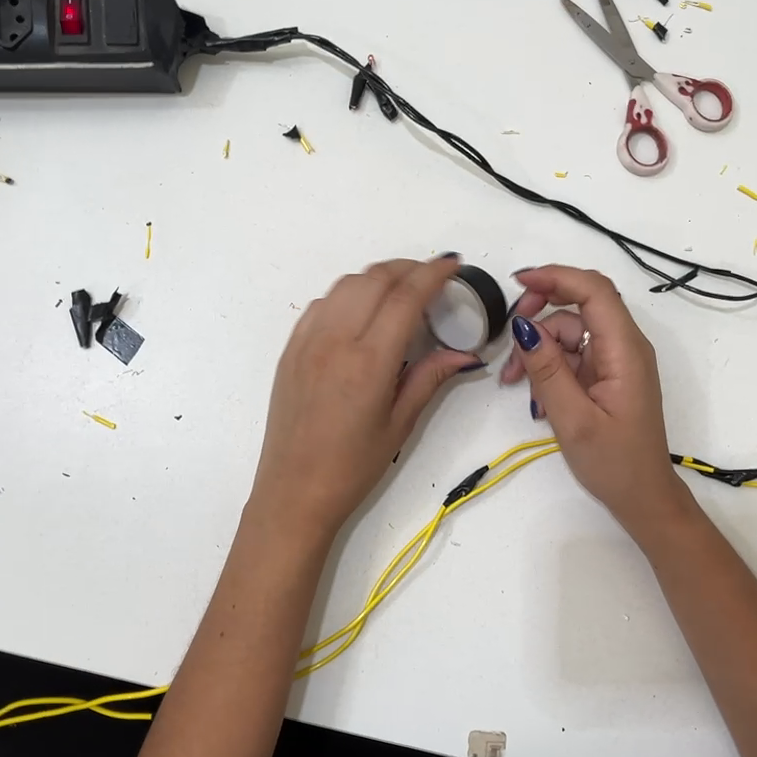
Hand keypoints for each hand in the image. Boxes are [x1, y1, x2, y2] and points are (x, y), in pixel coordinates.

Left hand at [247, 256, 481, 544]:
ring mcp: (307, 341)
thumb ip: (430, 378)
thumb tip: (465, 353)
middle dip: (408, 267)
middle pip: (375, 278)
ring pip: (346, 284)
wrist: (292, 492)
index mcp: (368, 362)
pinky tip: (363, 312)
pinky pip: (322, 303)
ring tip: (400, 290)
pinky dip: (348, 294)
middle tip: (432, 276)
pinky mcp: (290, 349)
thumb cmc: (352, 468)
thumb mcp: (399, 425)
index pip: (405, 297)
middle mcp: (335, 341)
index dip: (433, 273)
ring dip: (377, 277)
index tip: (453, 265)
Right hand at [500, 266, 689, 529]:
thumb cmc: (614, 463)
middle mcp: (624, 346)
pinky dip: (548, 363)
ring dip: (538, 345)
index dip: (556, 277)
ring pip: (570, 330)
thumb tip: (523, 326)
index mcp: (624, 350)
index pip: (594, 291)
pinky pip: (572, 353)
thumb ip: (547, 370)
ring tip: (514, 380)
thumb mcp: (573, 419)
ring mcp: (615, 360)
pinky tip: (532, 391)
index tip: (518, 283)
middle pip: (580, 303)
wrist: (643, 497)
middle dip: (541, 308)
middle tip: (510, 332)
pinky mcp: (605, 374)